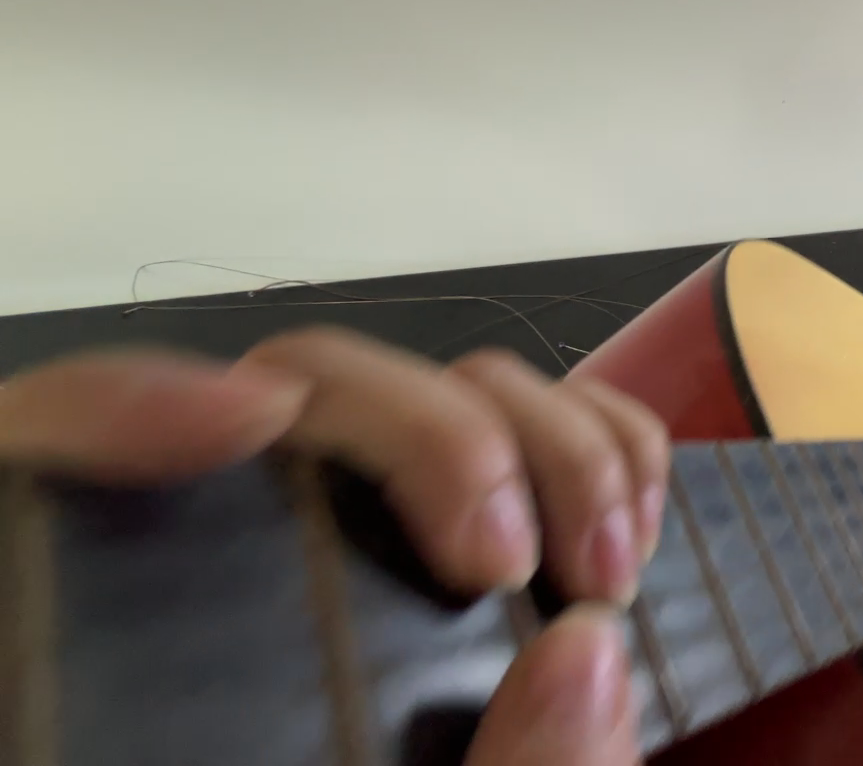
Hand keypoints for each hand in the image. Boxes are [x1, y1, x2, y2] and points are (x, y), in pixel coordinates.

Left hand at [0, 326, 666, 763]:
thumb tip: (584, 648)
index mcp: (164, 617)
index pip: (50, 456)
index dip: (118, 406)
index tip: (238, 426)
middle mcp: (281, 537)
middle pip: (325, 389)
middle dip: (456, 447)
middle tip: (527, 568)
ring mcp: (406, 506)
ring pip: (468, 383)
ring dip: (570, 447)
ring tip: (615, 567)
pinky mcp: (505, 501)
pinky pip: (566, 407)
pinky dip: (614, 439)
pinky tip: (635, 523)